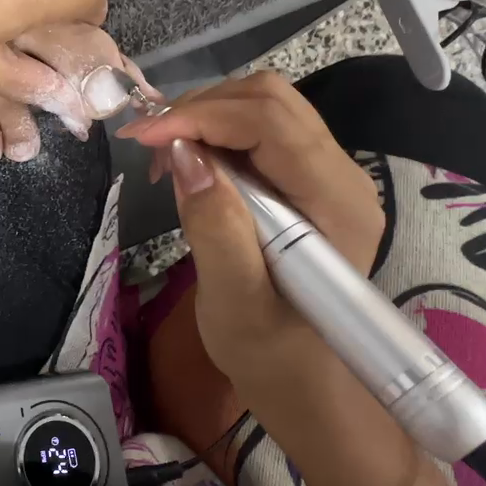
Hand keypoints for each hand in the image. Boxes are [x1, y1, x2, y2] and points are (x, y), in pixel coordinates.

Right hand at [116, 72, 382, 384]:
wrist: (310, 388)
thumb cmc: (275, 359)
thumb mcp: (236, 306)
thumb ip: (216, 229)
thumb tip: (182, 154)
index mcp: (338, 204)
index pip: (270, 122)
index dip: (201, 115)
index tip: (143, 137)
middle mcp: (342, 175)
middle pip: (269, 98)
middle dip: (200, 108)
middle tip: (150, 145)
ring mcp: (326, 173)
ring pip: (262, 104)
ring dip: (204, 114)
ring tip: (163, 154)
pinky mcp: (305, 178)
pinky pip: (258, 126)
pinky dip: (213, 128)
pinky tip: (187, 160)